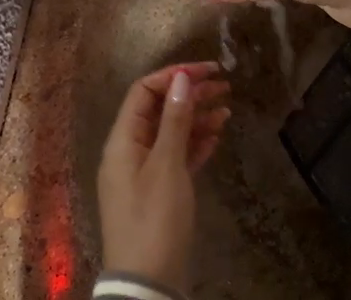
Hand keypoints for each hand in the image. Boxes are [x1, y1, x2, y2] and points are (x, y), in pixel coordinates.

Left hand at [97, 63, 230, 291]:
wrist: (148, 283)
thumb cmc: (155, 218)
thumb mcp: (167, 165)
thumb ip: (175, 120)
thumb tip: (181, 78)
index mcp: (122, 141)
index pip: (144, 92)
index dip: (174, 76)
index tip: (208, 71)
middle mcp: (129, 152)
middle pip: (159, 110)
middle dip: (190, 95)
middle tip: (225, 87)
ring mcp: (143, 173)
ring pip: (170, 132)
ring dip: (197, 118)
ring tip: (227, 112)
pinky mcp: (158, 191)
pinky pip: (176, 155)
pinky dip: (195, 143)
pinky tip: (217, 137)